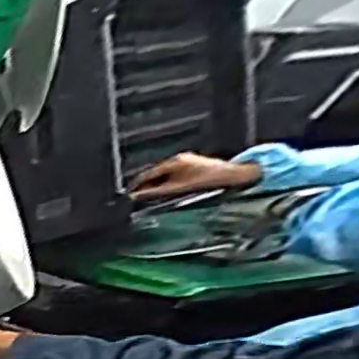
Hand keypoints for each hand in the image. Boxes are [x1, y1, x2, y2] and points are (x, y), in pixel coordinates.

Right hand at [129, 152, 262, 199]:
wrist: (233, 174)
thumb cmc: (207, 180)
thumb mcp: (176, 189)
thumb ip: (153, 193)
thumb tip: (133, 198)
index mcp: (173, 162)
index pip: (146, 175)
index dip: (134, 186)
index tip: (126, 197)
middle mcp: (177, 159)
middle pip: (152, 174)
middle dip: (143, 186)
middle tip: (135, 199)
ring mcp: (184, 161)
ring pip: (159, 175)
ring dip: (152, 185)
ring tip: (148, 196)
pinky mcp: (188, 165)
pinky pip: (168, 175)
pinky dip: (162, 183)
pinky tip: (162, 191)